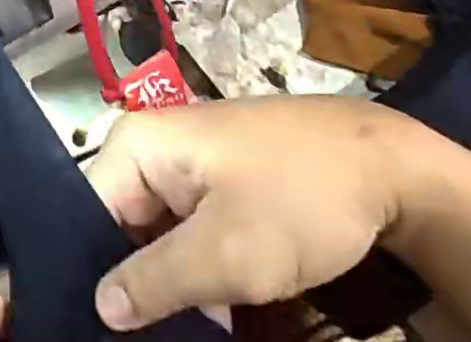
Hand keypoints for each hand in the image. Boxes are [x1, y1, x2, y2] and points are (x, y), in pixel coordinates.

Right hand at [84, 96, 426, 331]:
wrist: (385, 167)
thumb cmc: (297, 199)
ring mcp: (181, 167)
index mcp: (135, 146)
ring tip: (176, 332)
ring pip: (151, 235)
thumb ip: (156, 282)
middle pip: (116, 223)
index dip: (86, 269)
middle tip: (143, 338)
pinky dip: (192, 272)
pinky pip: (182, 232)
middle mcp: (148, 150)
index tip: (95, 325)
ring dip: (166, 285)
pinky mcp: (212, 186)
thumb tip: (99, 308)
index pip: (85, 211)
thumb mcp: (228, 253)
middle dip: (133, 283)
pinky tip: (209, 311)